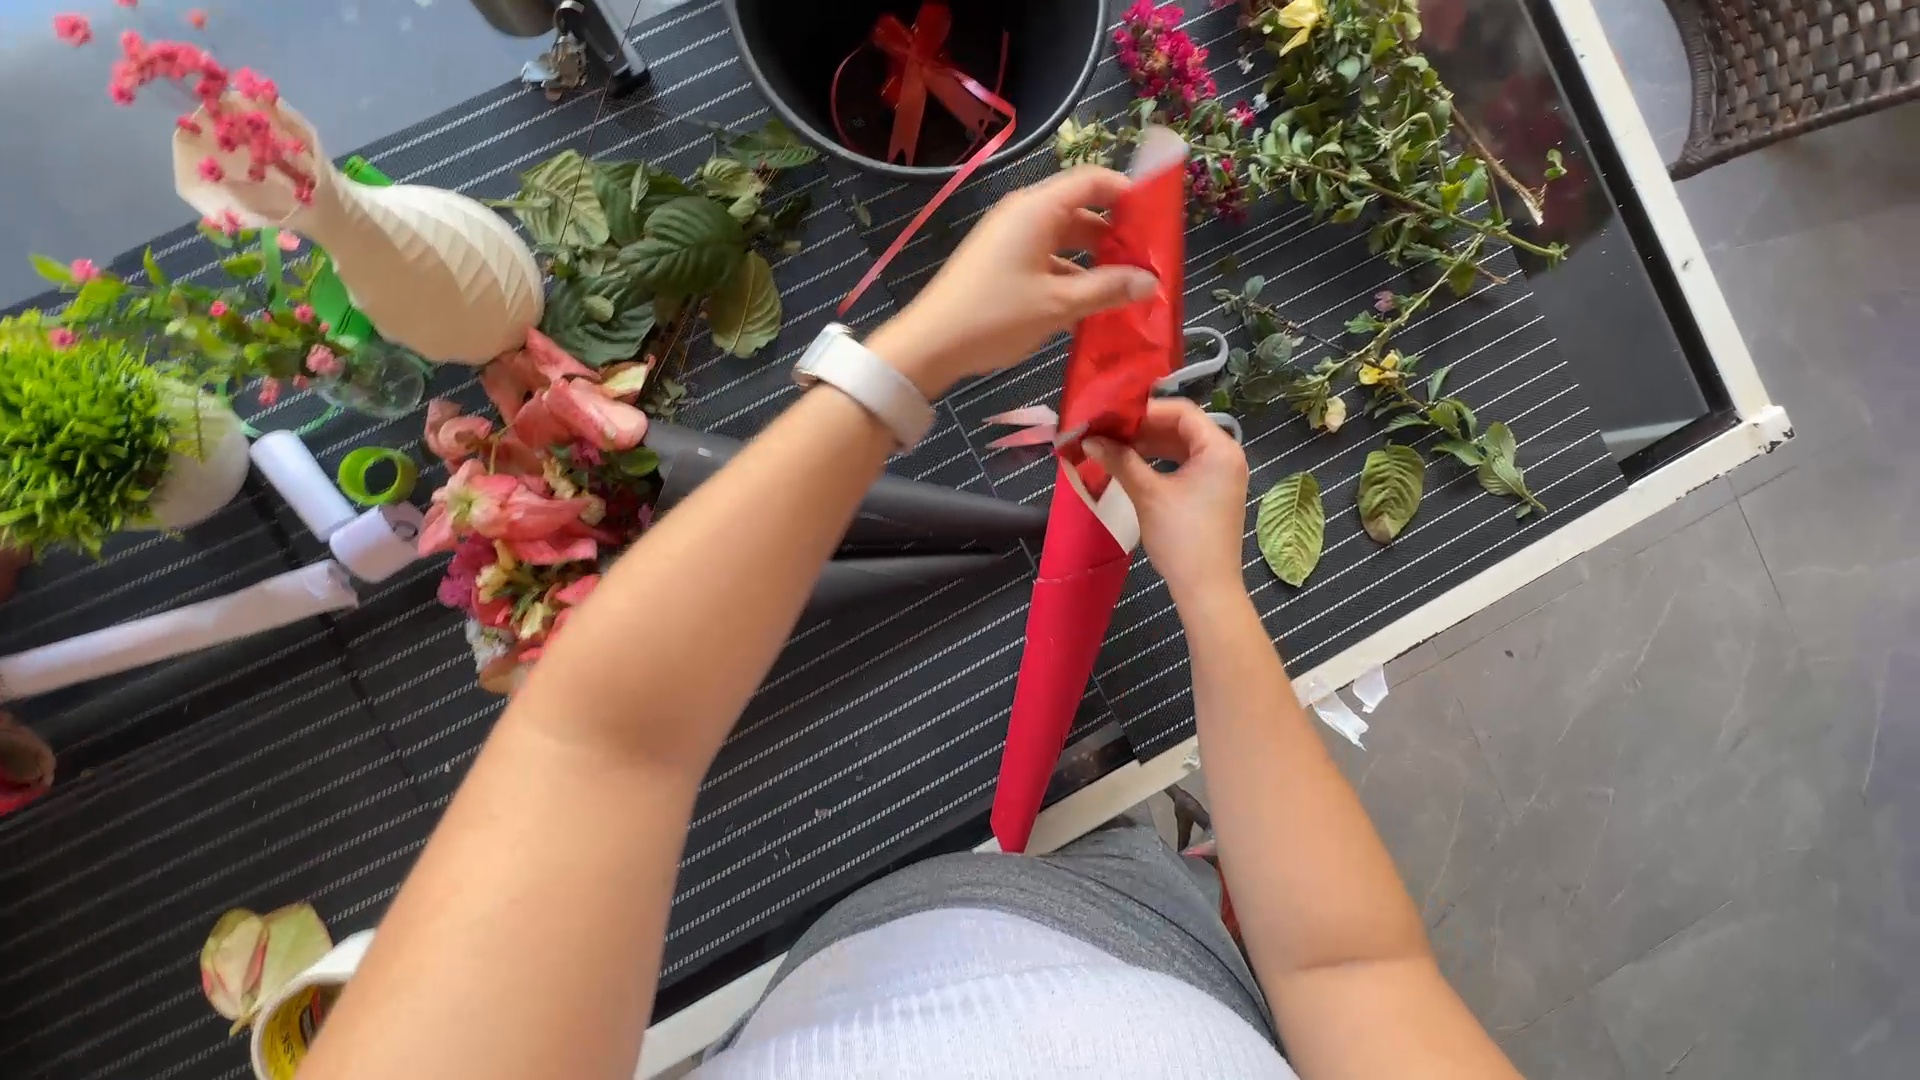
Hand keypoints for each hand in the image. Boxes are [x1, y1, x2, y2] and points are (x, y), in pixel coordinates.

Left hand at [867, 166, 1159, 398]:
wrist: (930, 344)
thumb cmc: (996, 317)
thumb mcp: (1058, 305)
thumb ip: (1107, 289)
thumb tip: (1149, 281)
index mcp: (1038, 209)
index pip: (1093, 180)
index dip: (1128, 193)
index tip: (1155, 220)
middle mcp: (1023, 214)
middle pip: (1079, 210)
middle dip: (1113, 235)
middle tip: (1144, 264)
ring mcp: (1007, 239)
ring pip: (1061, 240)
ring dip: (1091, 262)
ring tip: (1121, 291)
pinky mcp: (997, 263)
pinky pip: (1042, 259)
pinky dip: (1066, 276)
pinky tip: (1084, 307)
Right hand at [1084, 399, 1249, 604]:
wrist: (1206, 587)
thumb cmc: (1181, 537)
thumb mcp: (1148, 494)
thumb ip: (1120, 461)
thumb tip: (1089, 439)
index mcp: (1219, 448)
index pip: (1181, 411)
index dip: (1145, 410)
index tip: (1112, 415)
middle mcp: (1227, 455)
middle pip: (1182, 427)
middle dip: (1143, 427)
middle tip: (1107, 430)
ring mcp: (1222, 475)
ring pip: (1182, 446)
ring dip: (1149, 444)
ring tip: (1114, 446)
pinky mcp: (1213, 492)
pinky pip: (1185, 464)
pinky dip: (1160, 461)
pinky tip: (1133, 464)